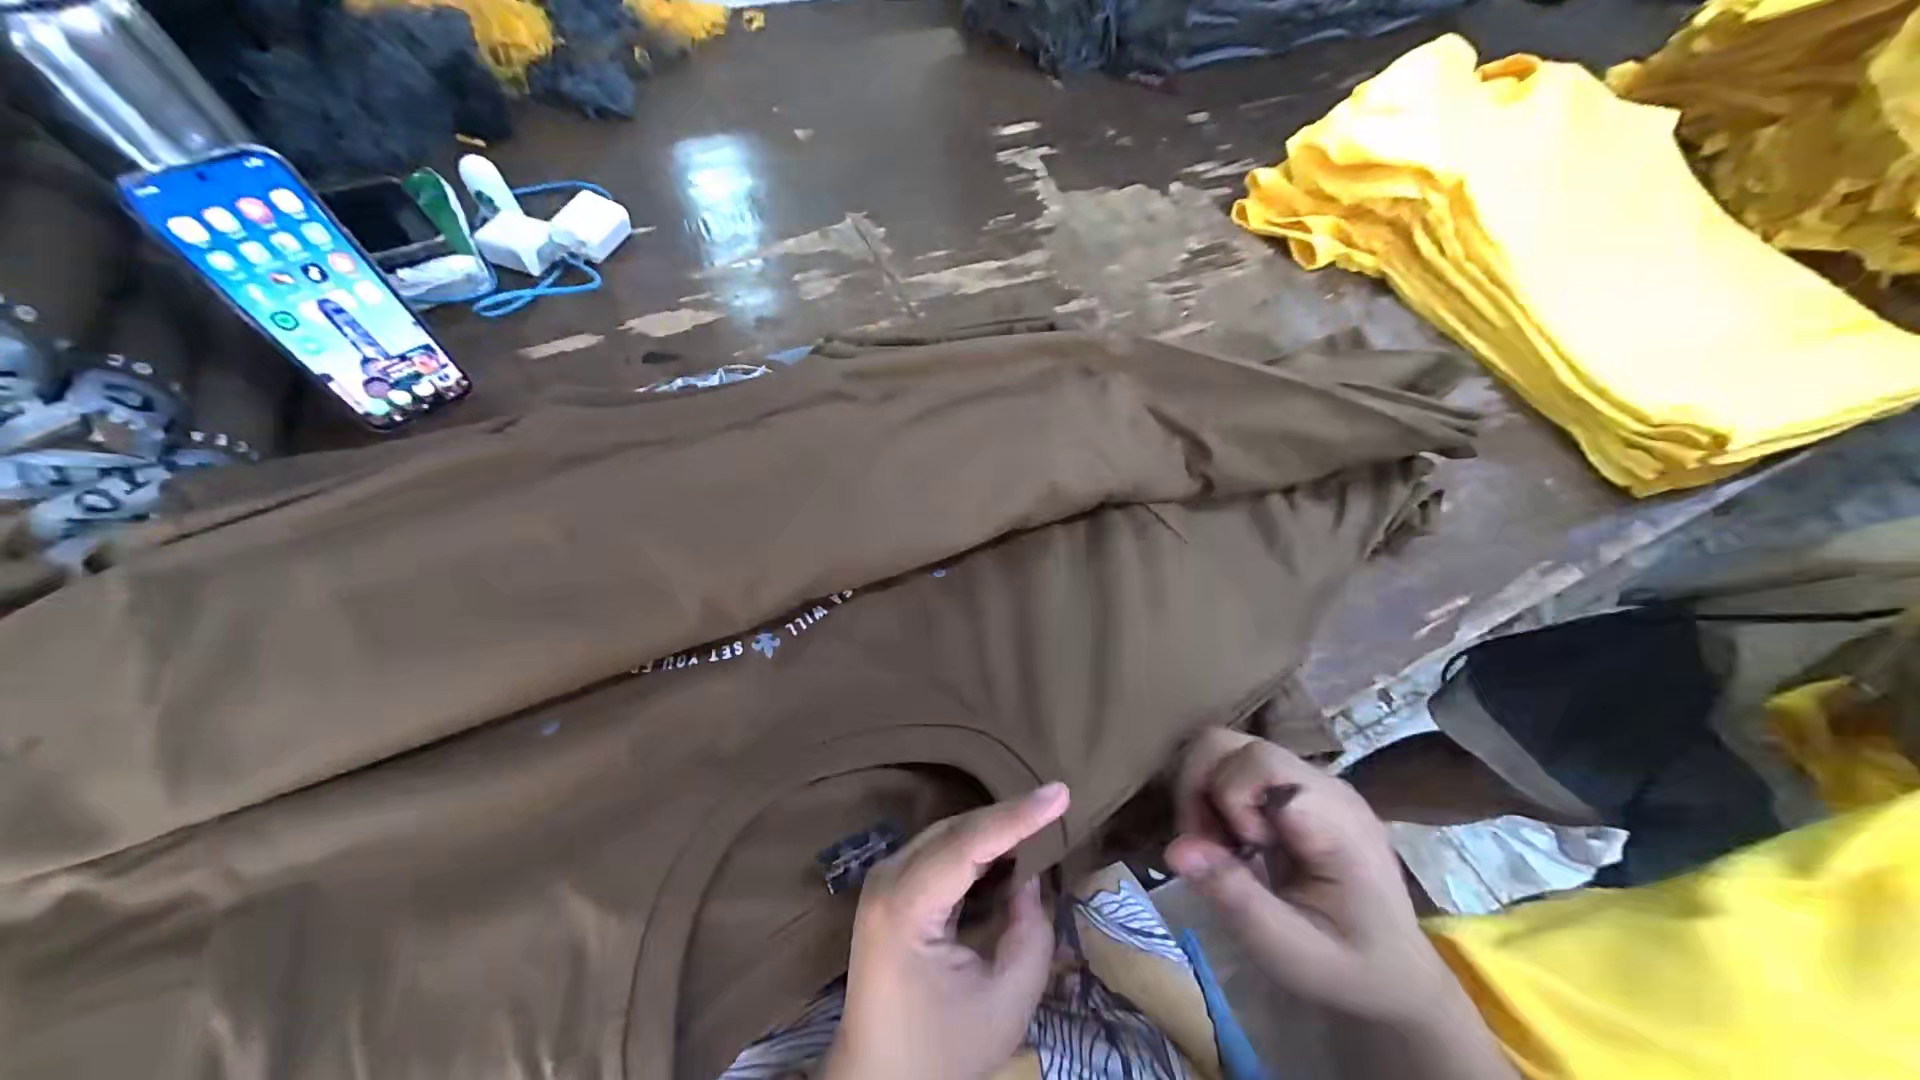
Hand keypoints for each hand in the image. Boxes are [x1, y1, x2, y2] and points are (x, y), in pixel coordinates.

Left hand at [823, 783, 1069, 1079]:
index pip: (967, 844)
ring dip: (994, 828)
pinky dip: (976, 845)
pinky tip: (1008, 845)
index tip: (1061, 792)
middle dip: (1009, 816)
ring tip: (1041, 817)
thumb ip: (1029, 931)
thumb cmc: (942, 1050)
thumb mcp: (1005, 1001)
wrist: (879, 1079)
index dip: (1018, 815)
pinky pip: (939, 850)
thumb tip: (1028, 875)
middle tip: (1058, 802)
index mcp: (905, 906)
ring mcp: (883, 879)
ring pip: (947, 833)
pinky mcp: (890, 887)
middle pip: (955, 830)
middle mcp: (886, 879)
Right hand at [1165, 729, 1454, 1022]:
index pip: (1258, 763)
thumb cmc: (1347, 968)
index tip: (1237, 856)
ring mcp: (1305, 779)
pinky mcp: (1289, 785)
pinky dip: (1210, 796)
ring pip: (1223, 748)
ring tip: (1215, 844)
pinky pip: (1230, 765)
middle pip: (1230, 744)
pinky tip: (1228, 841)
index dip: (1228, 801)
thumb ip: (1235, 897)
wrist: (1394, 976)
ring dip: (1200, 791)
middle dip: (1200, 790)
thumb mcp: (1290, 952)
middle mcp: (1320, 783)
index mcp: (1335, 817)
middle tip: (1208, 847)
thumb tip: (1175, 849)